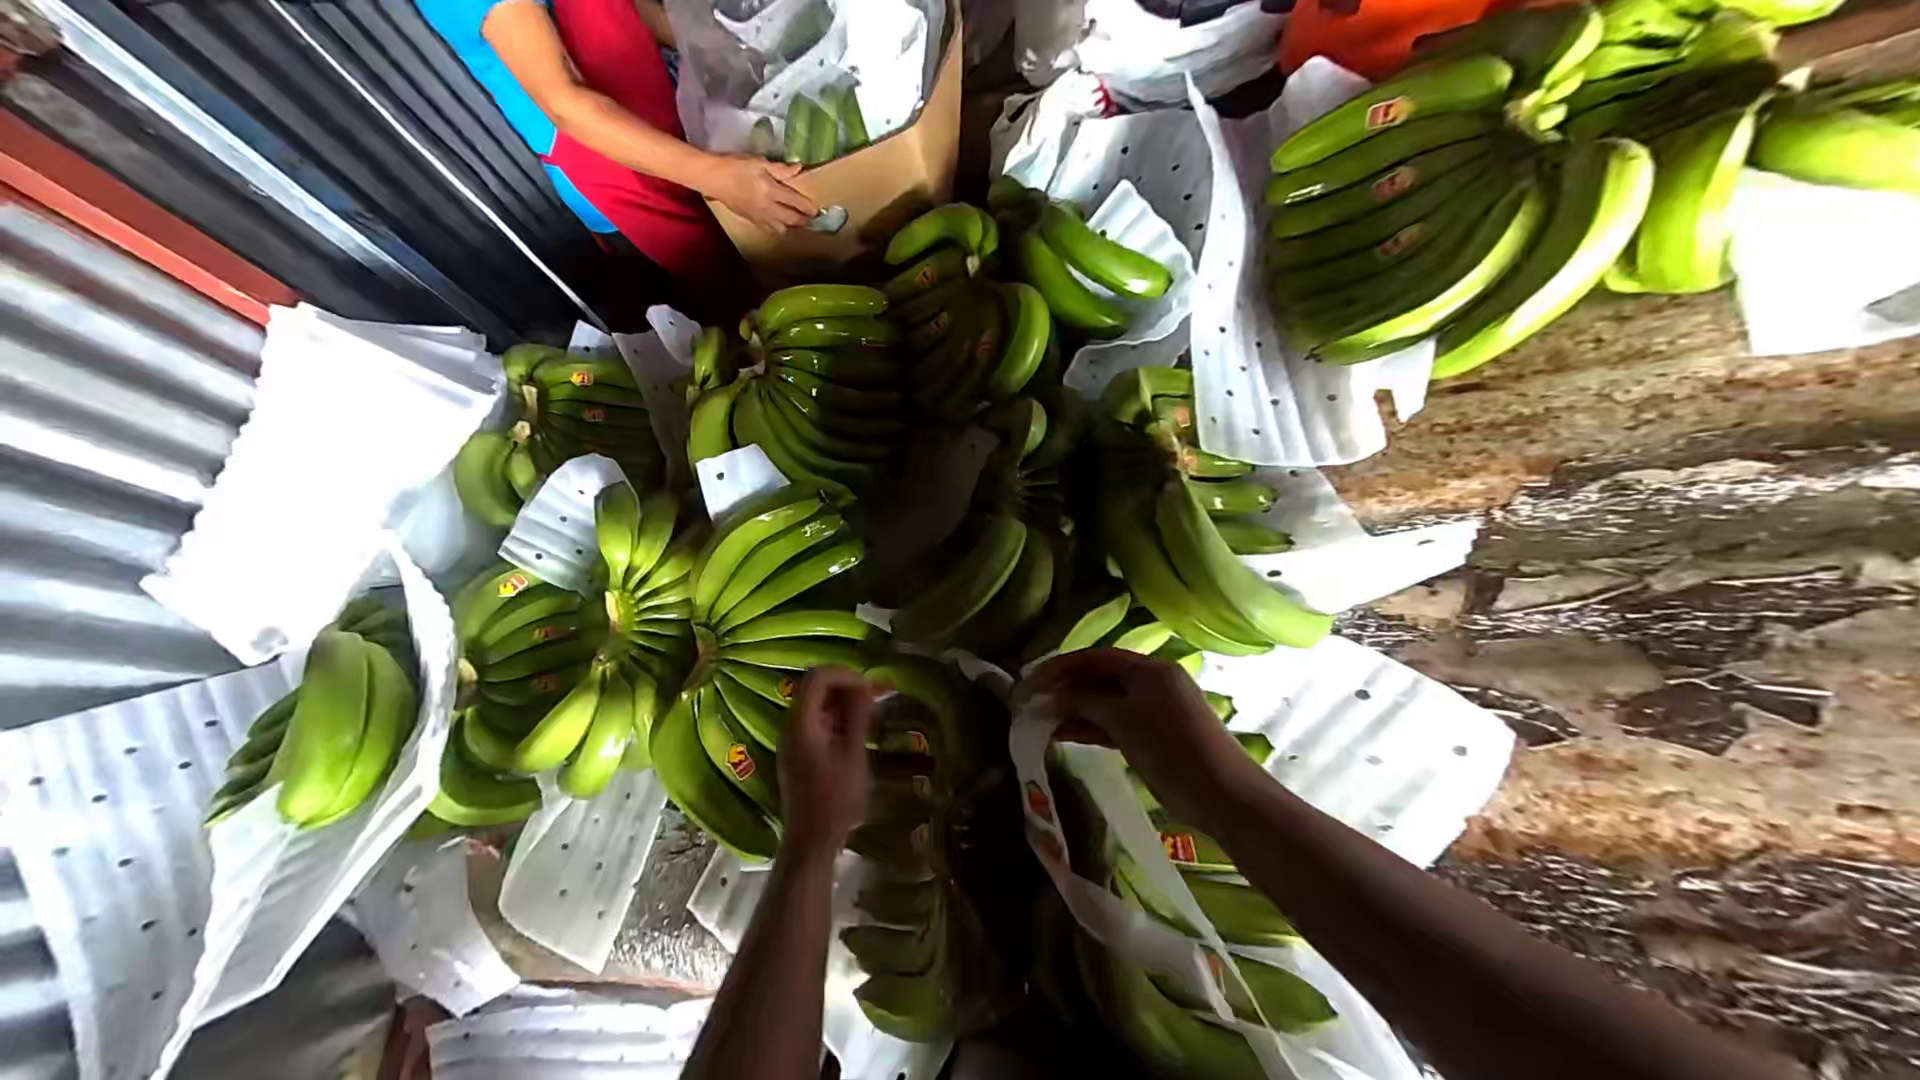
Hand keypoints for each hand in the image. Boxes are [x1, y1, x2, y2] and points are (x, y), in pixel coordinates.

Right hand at [702, 155, 816, 233]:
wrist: (713, 178)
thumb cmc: (735, 166)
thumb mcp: (759, 162)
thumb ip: (780, 169)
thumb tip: (799, 168)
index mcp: (771, 190)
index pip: (795, 201)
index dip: (808, 207)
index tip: (816, 209)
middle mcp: (768, 207)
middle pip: (792, 219)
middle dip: (803, 220)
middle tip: (811, 218)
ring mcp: (760, 217)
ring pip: (782, 228)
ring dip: (791, 226)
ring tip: (796, 221)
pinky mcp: (752, 221)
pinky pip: (770, 230)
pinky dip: (779, 228)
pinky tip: (780, 224)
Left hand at [779, 666, 875, 860]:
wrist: (811, 843)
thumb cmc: (835, 799)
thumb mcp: (853, 755)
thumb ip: (857, 717)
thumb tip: (864, 686)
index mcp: (801, 723)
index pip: (818, 677)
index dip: (846, 674)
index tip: (871, 687)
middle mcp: (792, 727)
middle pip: (817, 689)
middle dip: (849, 687)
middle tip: (880, 696)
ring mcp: (794, 742)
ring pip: (820, 707)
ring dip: (847, 704)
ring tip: (875, 714)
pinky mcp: (800, 755)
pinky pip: (820, 725)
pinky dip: (841, 721)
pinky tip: (862, 734)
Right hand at [1027, 648, 1264, 833]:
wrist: (1223, 795)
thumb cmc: (1171, 749)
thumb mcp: (1122, 721)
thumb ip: (1083, 703)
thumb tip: (1049, 696)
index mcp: (1149, 668)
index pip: (1095, 657)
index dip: (1060, 667)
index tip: (1031, 682)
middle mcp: (1152, 682)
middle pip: (1100, 678)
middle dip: (1065, 689)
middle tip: (1032, 702)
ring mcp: (1154, 710)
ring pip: (1105, 703)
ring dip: (1075, 710)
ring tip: (1041, 721)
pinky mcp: (1154, 735)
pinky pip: (1115, 723)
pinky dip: (1091, 727)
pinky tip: (1064, 735)